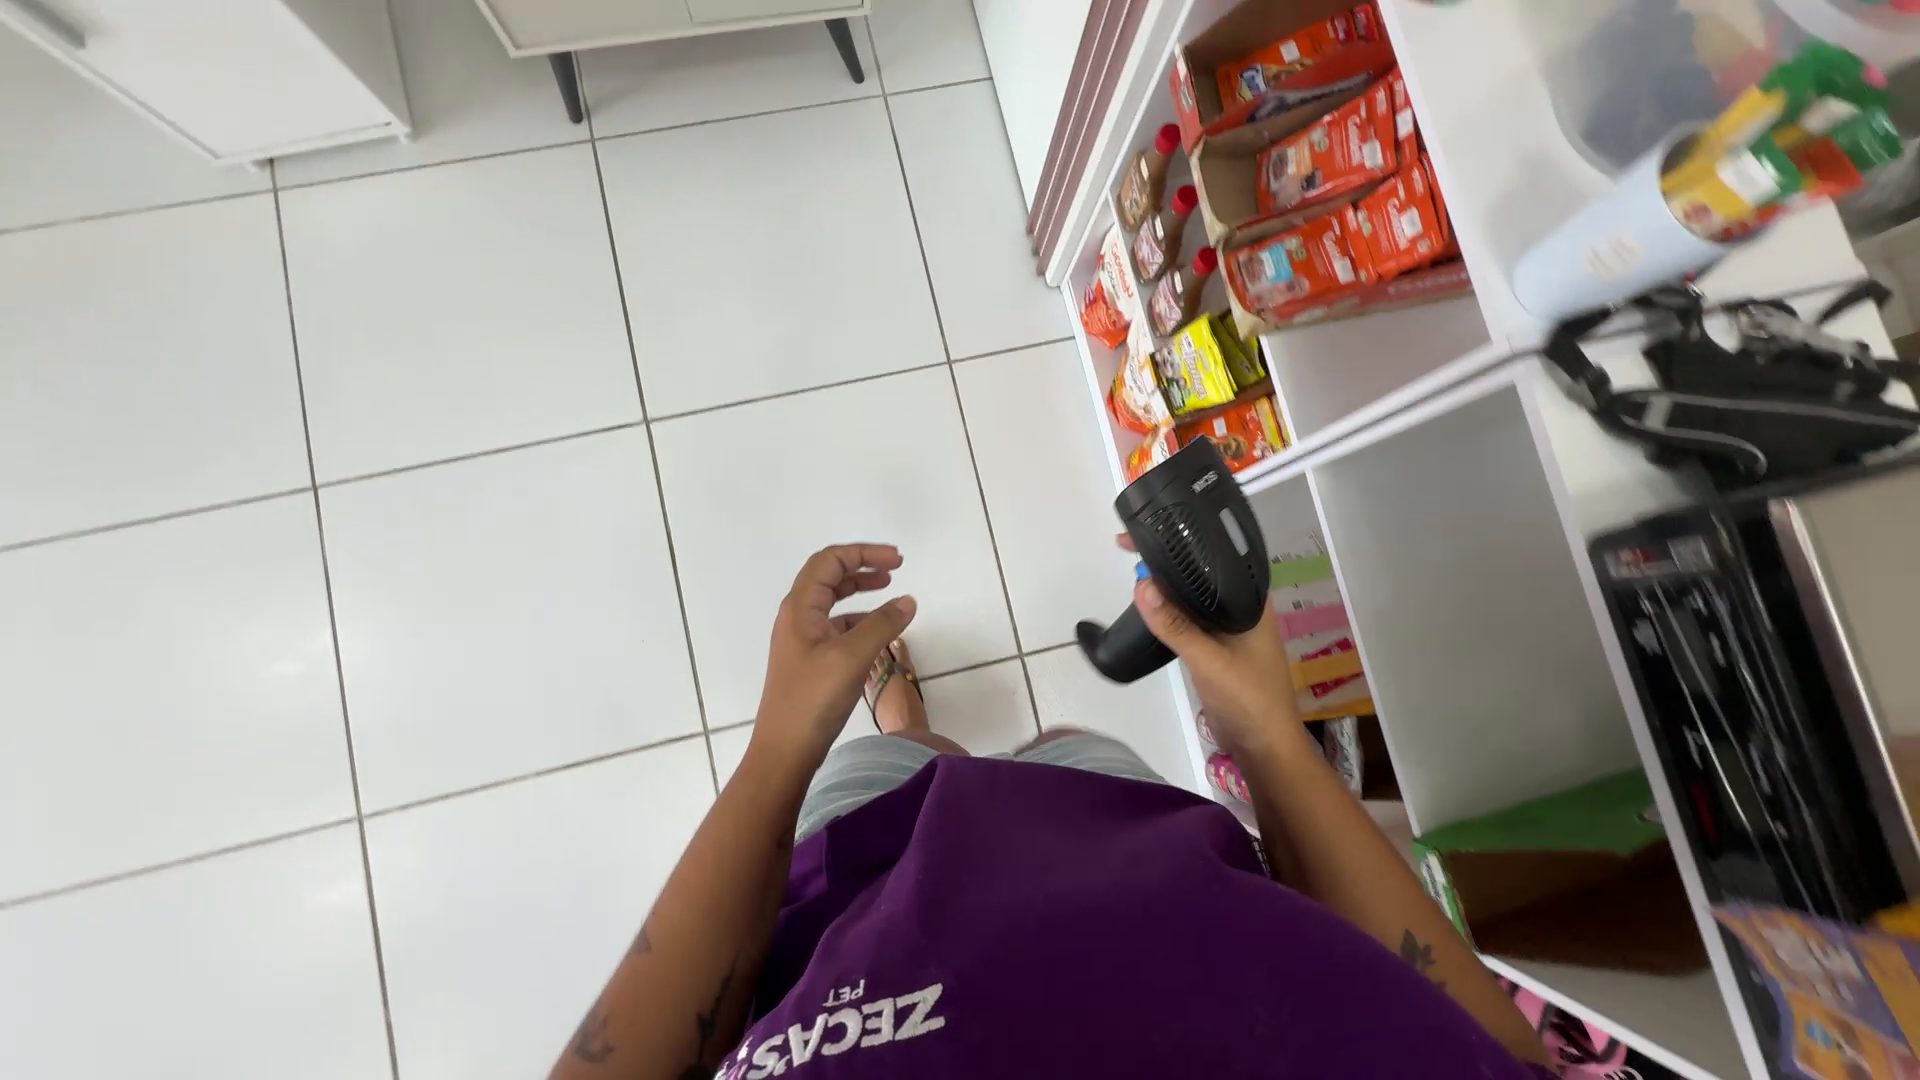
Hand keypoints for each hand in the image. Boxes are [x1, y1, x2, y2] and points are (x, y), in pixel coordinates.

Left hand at [752, 544, 917, 761]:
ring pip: (833, 601)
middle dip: (863, 566)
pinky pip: (837, 627)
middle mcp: (798, 617)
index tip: (898, 560)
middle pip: (829, 576)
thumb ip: (882, 624)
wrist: (785, 750)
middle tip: (897, 567)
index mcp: (800, 608)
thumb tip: (908, 600)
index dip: (863, 552)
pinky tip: (878, 631)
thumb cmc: (812, 699)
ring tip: (890, 590)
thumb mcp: (851, 657)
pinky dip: (859, 620)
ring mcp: (803, 639)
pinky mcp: (811, 661)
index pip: (829, 561)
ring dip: (861, 590)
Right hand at [1119, 535, 1299, 753]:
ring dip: (1166, 586)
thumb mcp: (1208, 659)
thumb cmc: (1249, 698)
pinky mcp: (1215, 645)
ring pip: (1192, 597)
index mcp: (1251, 600)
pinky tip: (1149, 607)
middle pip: (1200, 574)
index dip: (1182, 542)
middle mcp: (1241, 607)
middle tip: (1129, 548)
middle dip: (1167, 561)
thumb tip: (1141, 585)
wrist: (1264, 747)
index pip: (1215, 557)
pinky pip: (1188, 618)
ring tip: (1133, 573)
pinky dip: (1168, 610)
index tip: (1148, 533)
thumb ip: (1175, 624)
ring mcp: (1228, 627)